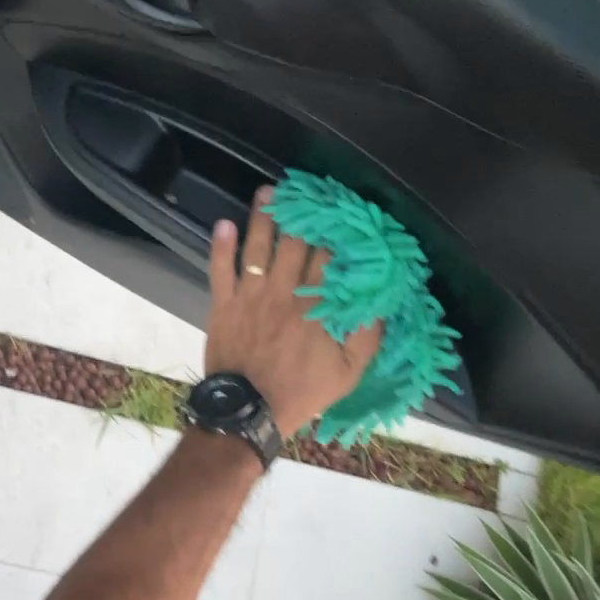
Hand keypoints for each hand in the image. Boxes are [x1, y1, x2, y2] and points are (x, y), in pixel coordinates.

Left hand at [205, 186, 383, 437]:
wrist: (250, 410)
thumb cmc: (302, 392)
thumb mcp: (349, 371)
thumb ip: (366, 334)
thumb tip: (379, 300)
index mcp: (316, 306)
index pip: (329, 258)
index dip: (335, 232)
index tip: (340, 211)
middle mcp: (284, 292)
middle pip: (294, 243)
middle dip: (300, 214)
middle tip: (302, 189)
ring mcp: (251, 296)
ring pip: (258, 248)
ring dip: (263, 218)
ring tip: (267, 192)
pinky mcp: (223, 305)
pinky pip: (220, 269)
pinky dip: (221, 246)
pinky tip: (224, 223)